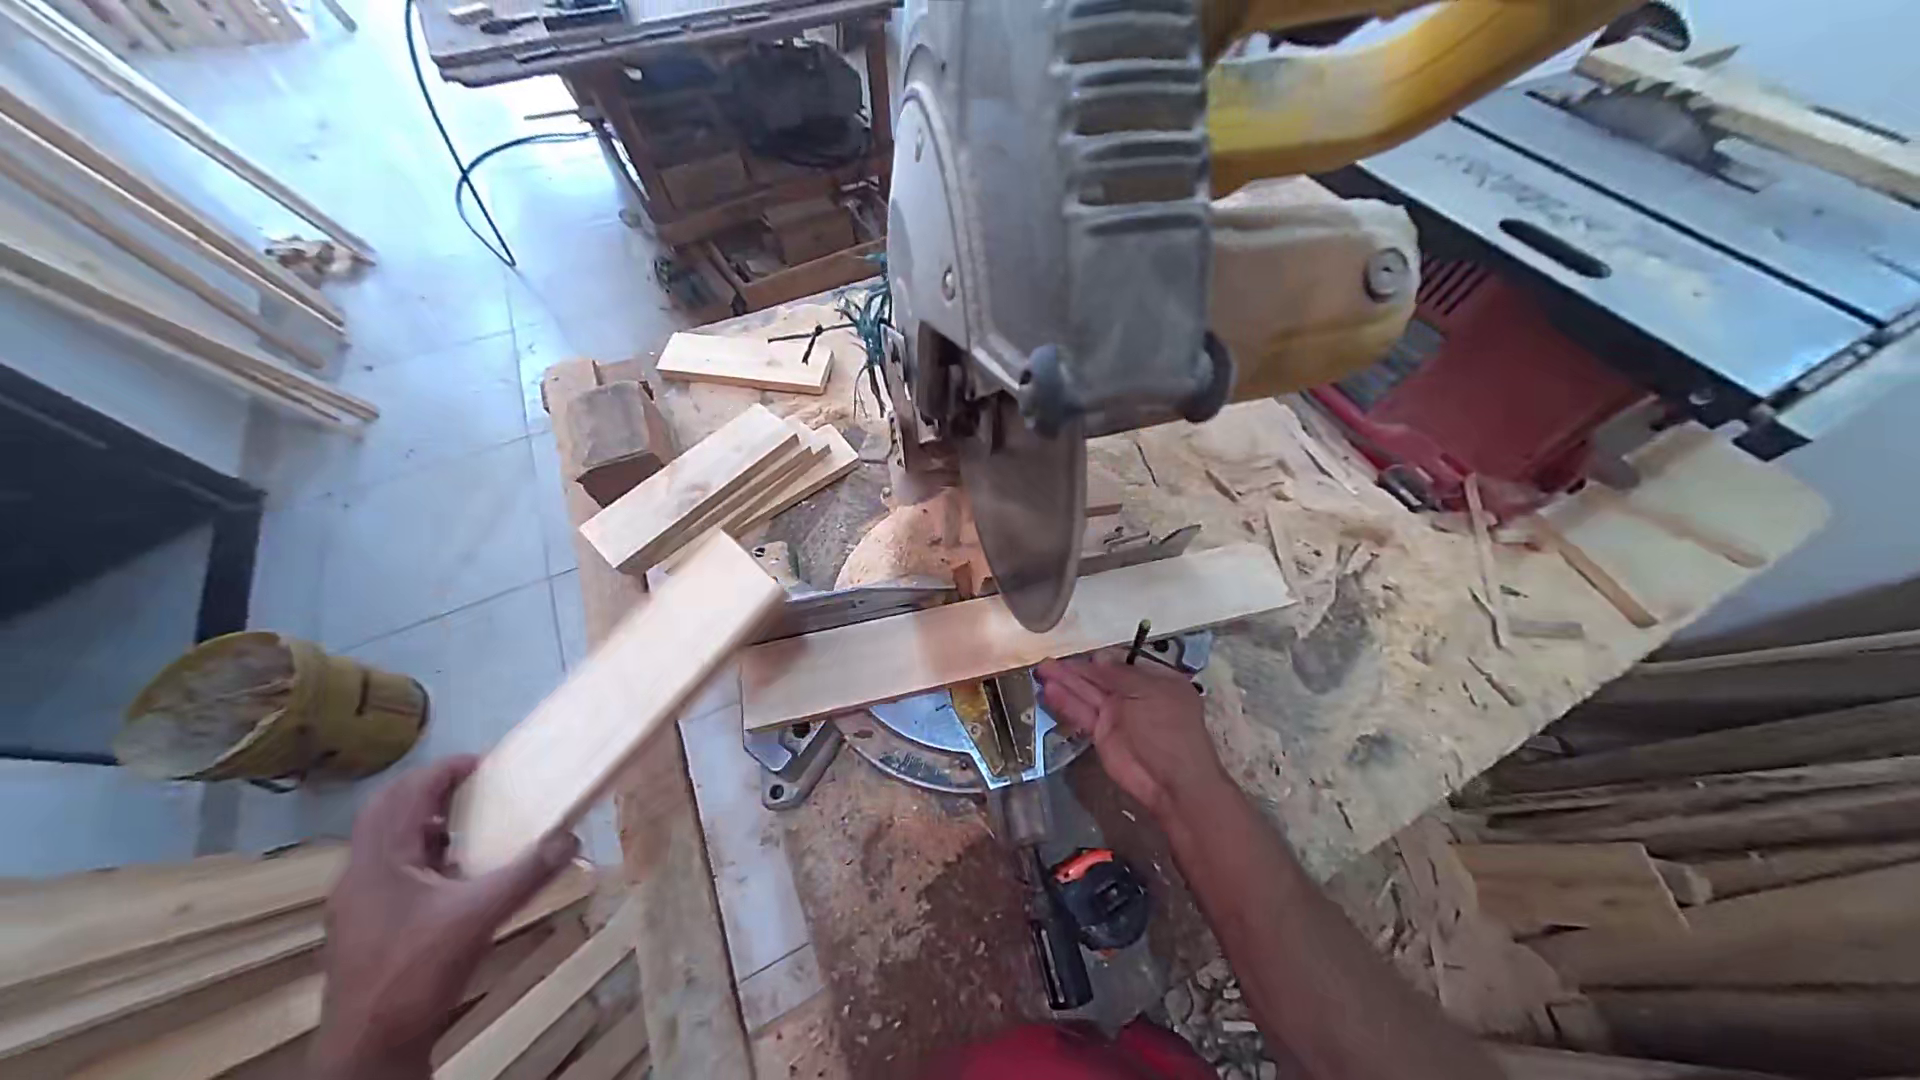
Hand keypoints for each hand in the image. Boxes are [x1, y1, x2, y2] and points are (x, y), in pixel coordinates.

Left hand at [309, 756, 579, 1079]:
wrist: (369, 1049)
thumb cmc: (417, 972)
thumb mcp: (481, 916)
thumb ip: (528, 873)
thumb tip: (571, 837)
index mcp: (378, 861)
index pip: (403, 794)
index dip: (441, 771)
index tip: (482, 763)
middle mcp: (360, 874)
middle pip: (388, 811)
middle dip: (432, 790)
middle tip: (478, 783)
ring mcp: (359, 901)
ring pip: (389, 840)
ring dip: (428, 820)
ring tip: (474, 818)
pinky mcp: (367, 923)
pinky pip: (395, 867)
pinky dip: (426, 851)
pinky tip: (459, 868)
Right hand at [1035, 648, 1231, 821]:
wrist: (1171, 781)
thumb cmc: (1168, 728)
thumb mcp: (1148, 692)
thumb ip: (1119, 674)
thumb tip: (1098, 657)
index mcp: (1154, 680)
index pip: (1121, 663)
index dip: (1098, 658)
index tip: (1075, 651)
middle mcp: (1134, 695)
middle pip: (1099, 677)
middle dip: (1074, 669)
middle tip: (1047, 661)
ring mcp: (1116, 715)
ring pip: (1086, 694)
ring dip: (1064, 682)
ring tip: (1041, 671)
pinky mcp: (1101, 734)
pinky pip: (1082, 714)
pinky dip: (1066, 702)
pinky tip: (1049, 692)